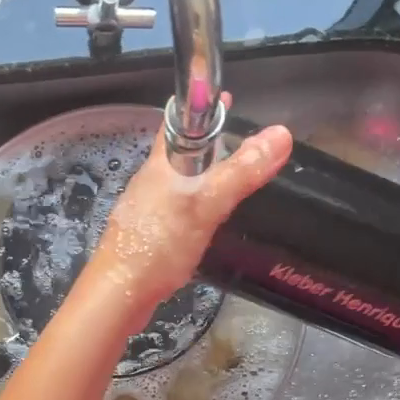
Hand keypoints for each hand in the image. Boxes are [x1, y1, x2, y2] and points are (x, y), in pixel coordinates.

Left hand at [81, 99, 291, 322]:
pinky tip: (207, 229)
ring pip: (179, 189)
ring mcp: (145, 214)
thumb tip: (281, 134)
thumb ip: (241, 172)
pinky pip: (175, 219)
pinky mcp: (146, 243)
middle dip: (209, 150)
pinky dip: (194, 215)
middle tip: (242, 151)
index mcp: (160, 166)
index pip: (180, 123)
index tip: (229, 102)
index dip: (204, 109)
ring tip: (233, 189)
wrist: (117, 296)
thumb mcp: (205, 204)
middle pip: (182, 157)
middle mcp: (149, 184)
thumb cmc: (157, 245)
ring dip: (202, 184)